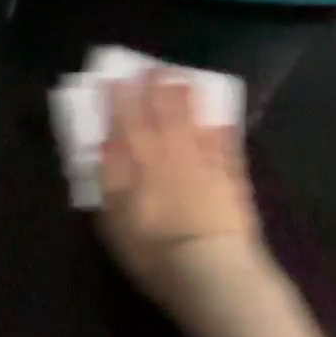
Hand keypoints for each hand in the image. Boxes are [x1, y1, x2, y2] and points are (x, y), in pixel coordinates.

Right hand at [98, 72, 258, 287]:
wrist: (207, 267)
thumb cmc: (148, 247)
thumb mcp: (110, 215)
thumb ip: (107, 175)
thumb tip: (104, 143)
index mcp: (136, 159)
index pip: (124, 116)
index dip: (119, 95)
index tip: (114, 77)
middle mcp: (169, 150)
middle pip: (162, 109)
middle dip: (156, 86)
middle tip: (152, 69)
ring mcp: (203, 160)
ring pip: (194, 118)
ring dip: (187, 97)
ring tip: (183, 79)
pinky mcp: (231, 175)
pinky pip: (226, 142)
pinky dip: (221, 126)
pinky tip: (220, 116)